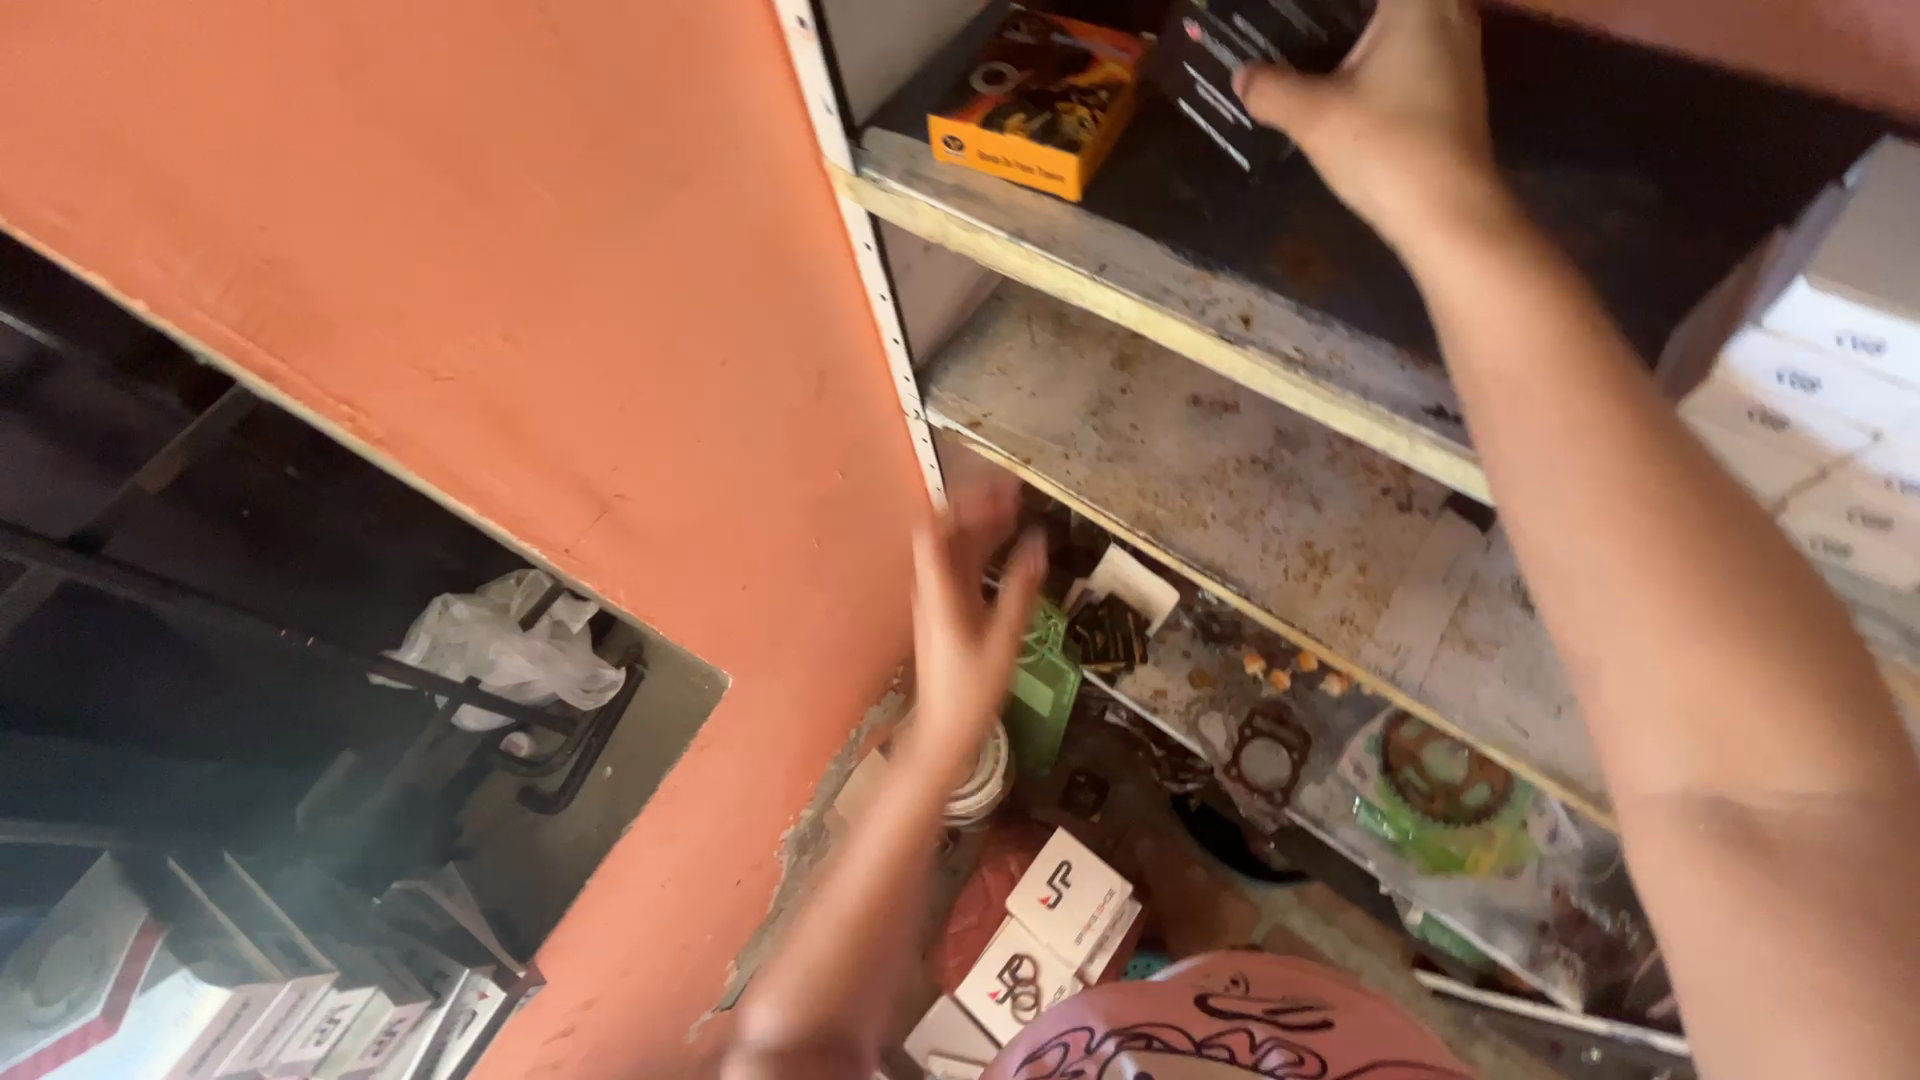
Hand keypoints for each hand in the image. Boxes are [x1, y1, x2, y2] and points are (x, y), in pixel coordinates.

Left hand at [905, 478, 1047, 779]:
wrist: (945, 730)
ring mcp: (938, 597)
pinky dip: (982, 549)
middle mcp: (932, 587)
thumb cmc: (972, 690)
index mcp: (938, 590)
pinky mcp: (948, 608)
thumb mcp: (1004, 639)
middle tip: (1013, 491)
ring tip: (1015, 507)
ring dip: (981, 526)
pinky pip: (963, 567)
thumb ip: (1021, 590)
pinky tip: (1007, 542)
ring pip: (956, 549)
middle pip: (946, 533)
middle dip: (976, 507)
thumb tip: (1039, 544)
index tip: (993, 487)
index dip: (959, 503)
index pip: (934, 531)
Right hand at [1234, 0, 1510, 245]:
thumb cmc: (1383, 146)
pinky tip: (1348, 85)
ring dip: (1361, 35)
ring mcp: (1460, 50)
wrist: (1444, 207)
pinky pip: (1412, 51)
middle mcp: (1450, 10)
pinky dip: (1380, 58)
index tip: (1291, 17)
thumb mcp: (1313, 117)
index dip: (1321, 8)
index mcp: (1418, 1)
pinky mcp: (1456, 86)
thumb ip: (1271, 90)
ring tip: (1314, 55)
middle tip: (1295, 32)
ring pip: (1403, 23)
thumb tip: (1241, 76)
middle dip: (1341, 19)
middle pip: (1383, 6)